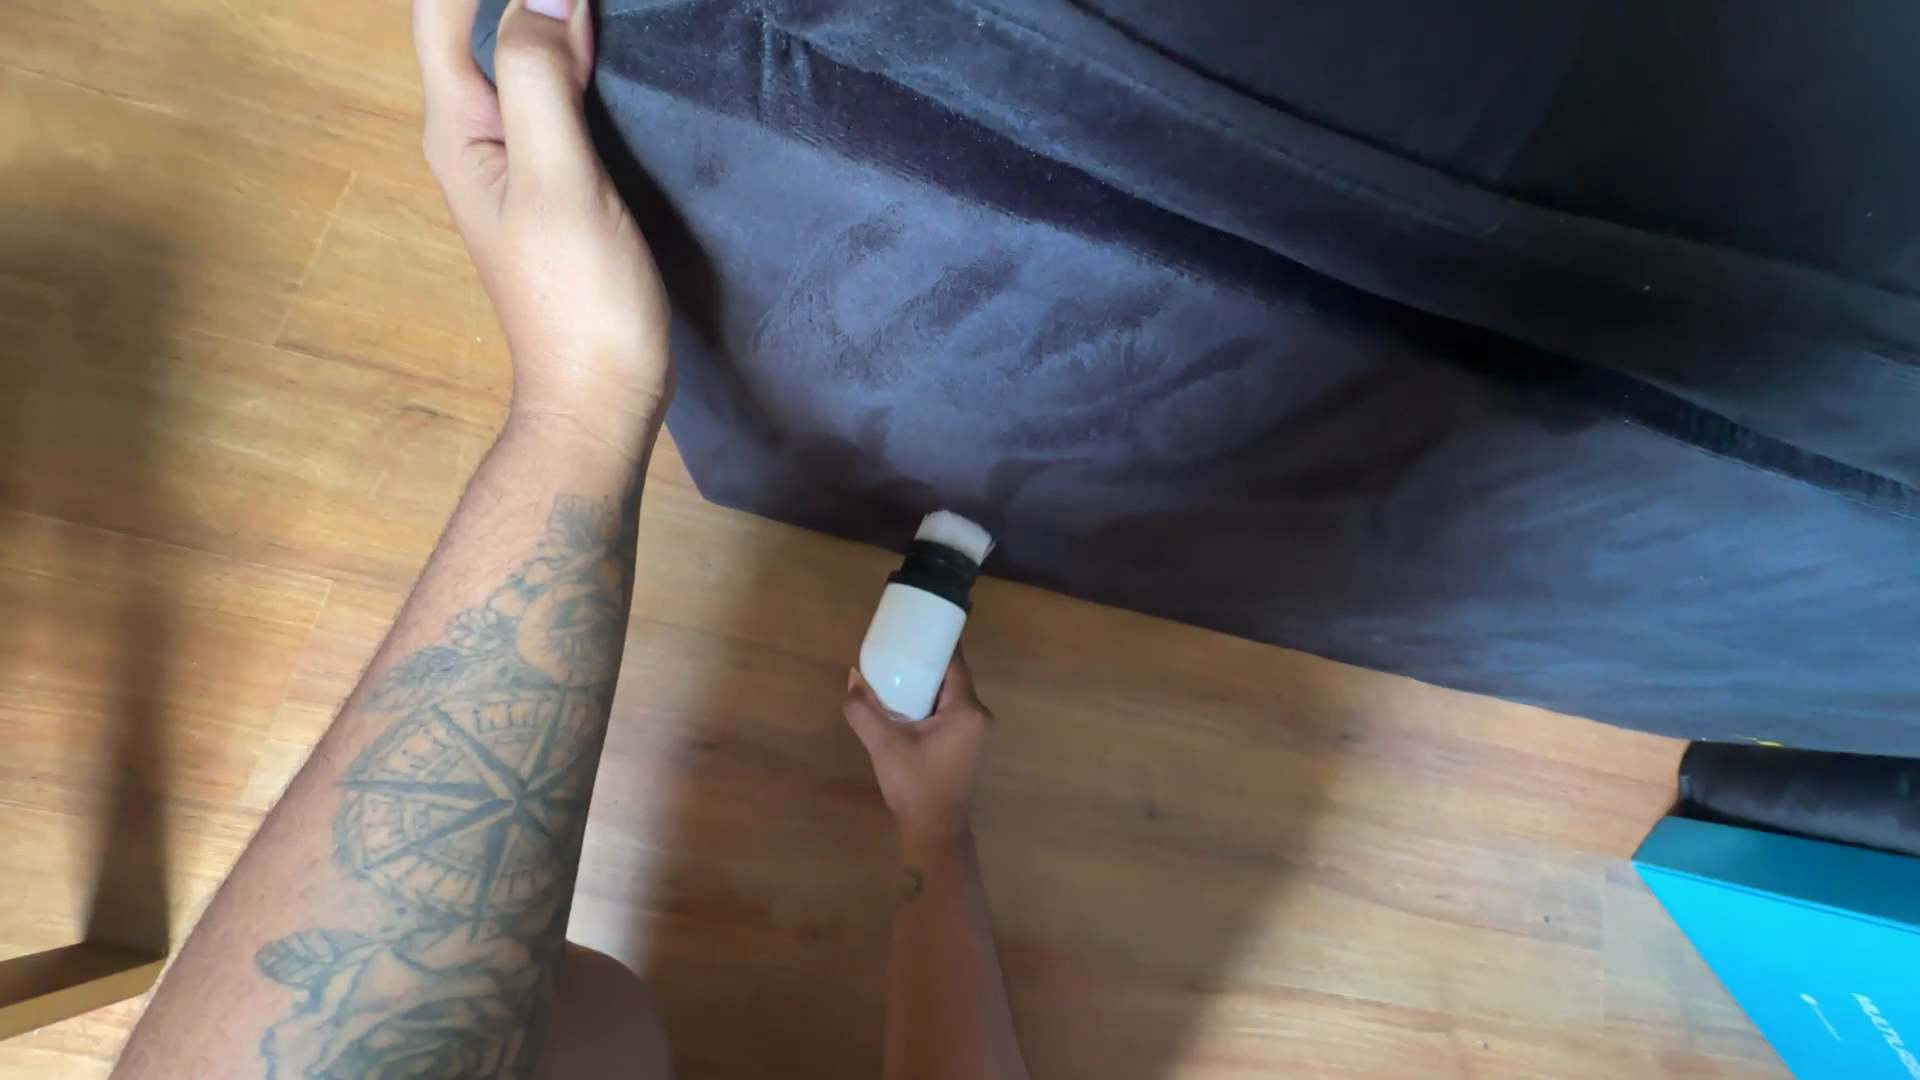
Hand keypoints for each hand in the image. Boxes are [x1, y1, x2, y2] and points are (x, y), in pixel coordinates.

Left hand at [414, 0, 670, 453]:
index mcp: (459, 131)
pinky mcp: (564, 202)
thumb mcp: (558, 183)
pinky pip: (561, 118)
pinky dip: (581, 81)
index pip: (445, 10)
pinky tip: (613, 73)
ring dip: (553, 31)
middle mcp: (481, 144)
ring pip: (526, 74)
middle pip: (482, 33)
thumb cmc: (581, 298)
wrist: (604, 393)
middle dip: (528, 0)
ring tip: (595, 13)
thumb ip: (541, 82)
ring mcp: (523, 176)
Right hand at [844, 650, 993, 857]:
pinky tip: (909, 700)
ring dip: (929, 681)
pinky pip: (952, 708)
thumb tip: (853, 677)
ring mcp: (976, 729)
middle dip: (928, 660)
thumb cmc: (914, 785)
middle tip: (900, 646)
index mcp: (966, 709)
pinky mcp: (968, 741)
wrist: (933, 830)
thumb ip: (865, 710)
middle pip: (954, 675)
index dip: (936, 642)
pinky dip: (933, 699)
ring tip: (900, 669)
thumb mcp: (883, 745)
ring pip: (952, 692)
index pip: (955, 661)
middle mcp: (979, 714)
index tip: (916, 626)